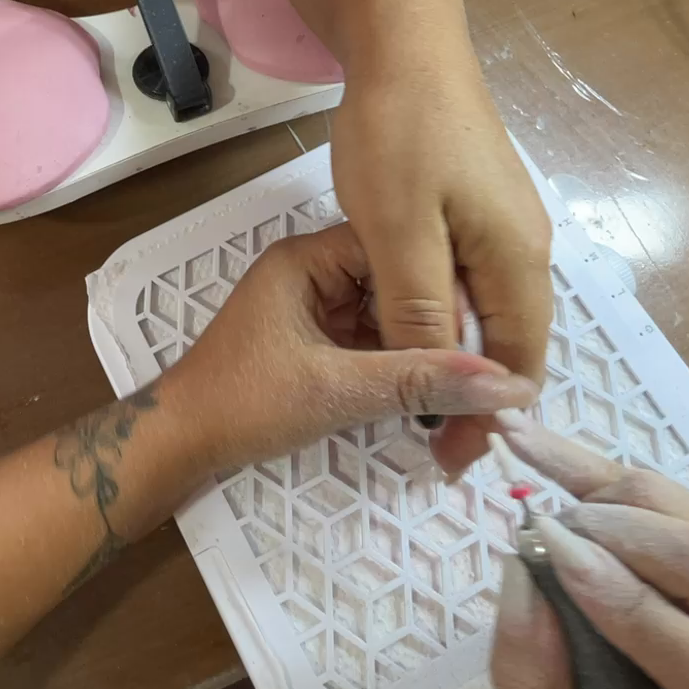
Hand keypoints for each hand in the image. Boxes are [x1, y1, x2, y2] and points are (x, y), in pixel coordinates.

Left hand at [160, 224, 537, 473]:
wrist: (183, 439)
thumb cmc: (242, 401)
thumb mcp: (334, 389)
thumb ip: (417, 382)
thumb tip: (506, 385)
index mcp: (308, 258)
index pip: (395, 249)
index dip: (447, 286)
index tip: (495, 331)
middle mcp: (316, 271)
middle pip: (399, 284)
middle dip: (444, 329)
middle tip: (496, 373)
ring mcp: (318, 305)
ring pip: (392, 316)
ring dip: (429, 354)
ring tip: (480, 391)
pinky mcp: (320, 337)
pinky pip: (376, 340)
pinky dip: (406, 367)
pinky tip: (442, 394)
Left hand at [329, 63, 554, 473]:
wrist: (402, 47)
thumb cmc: (399, 138)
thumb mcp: (399, 233)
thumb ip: (424, 311)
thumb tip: (454, 389)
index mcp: (517, 260)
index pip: (520, 361)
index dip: (485, 413)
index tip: (445, 454)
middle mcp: (520, 246)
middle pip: (503, 338)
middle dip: (464, 388)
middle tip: (416, 430)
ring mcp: (494, 221)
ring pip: (476, 307)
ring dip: (444, 348)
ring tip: (400, 385)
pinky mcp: (465, 204)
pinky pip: (456, 274)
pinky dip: (431, 306)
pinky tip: (395, 316)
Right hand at [491, 411, 688, 688]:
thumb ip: (535, 676)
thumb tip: (520, 574)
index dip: (631, 605)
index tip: (552, 552)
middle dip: (623, 533)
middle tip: (548, 524)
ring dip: (602, 485)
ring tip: (524, 456)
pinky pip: (660, 495)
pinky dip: (586, 464)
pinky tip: (527, 436)